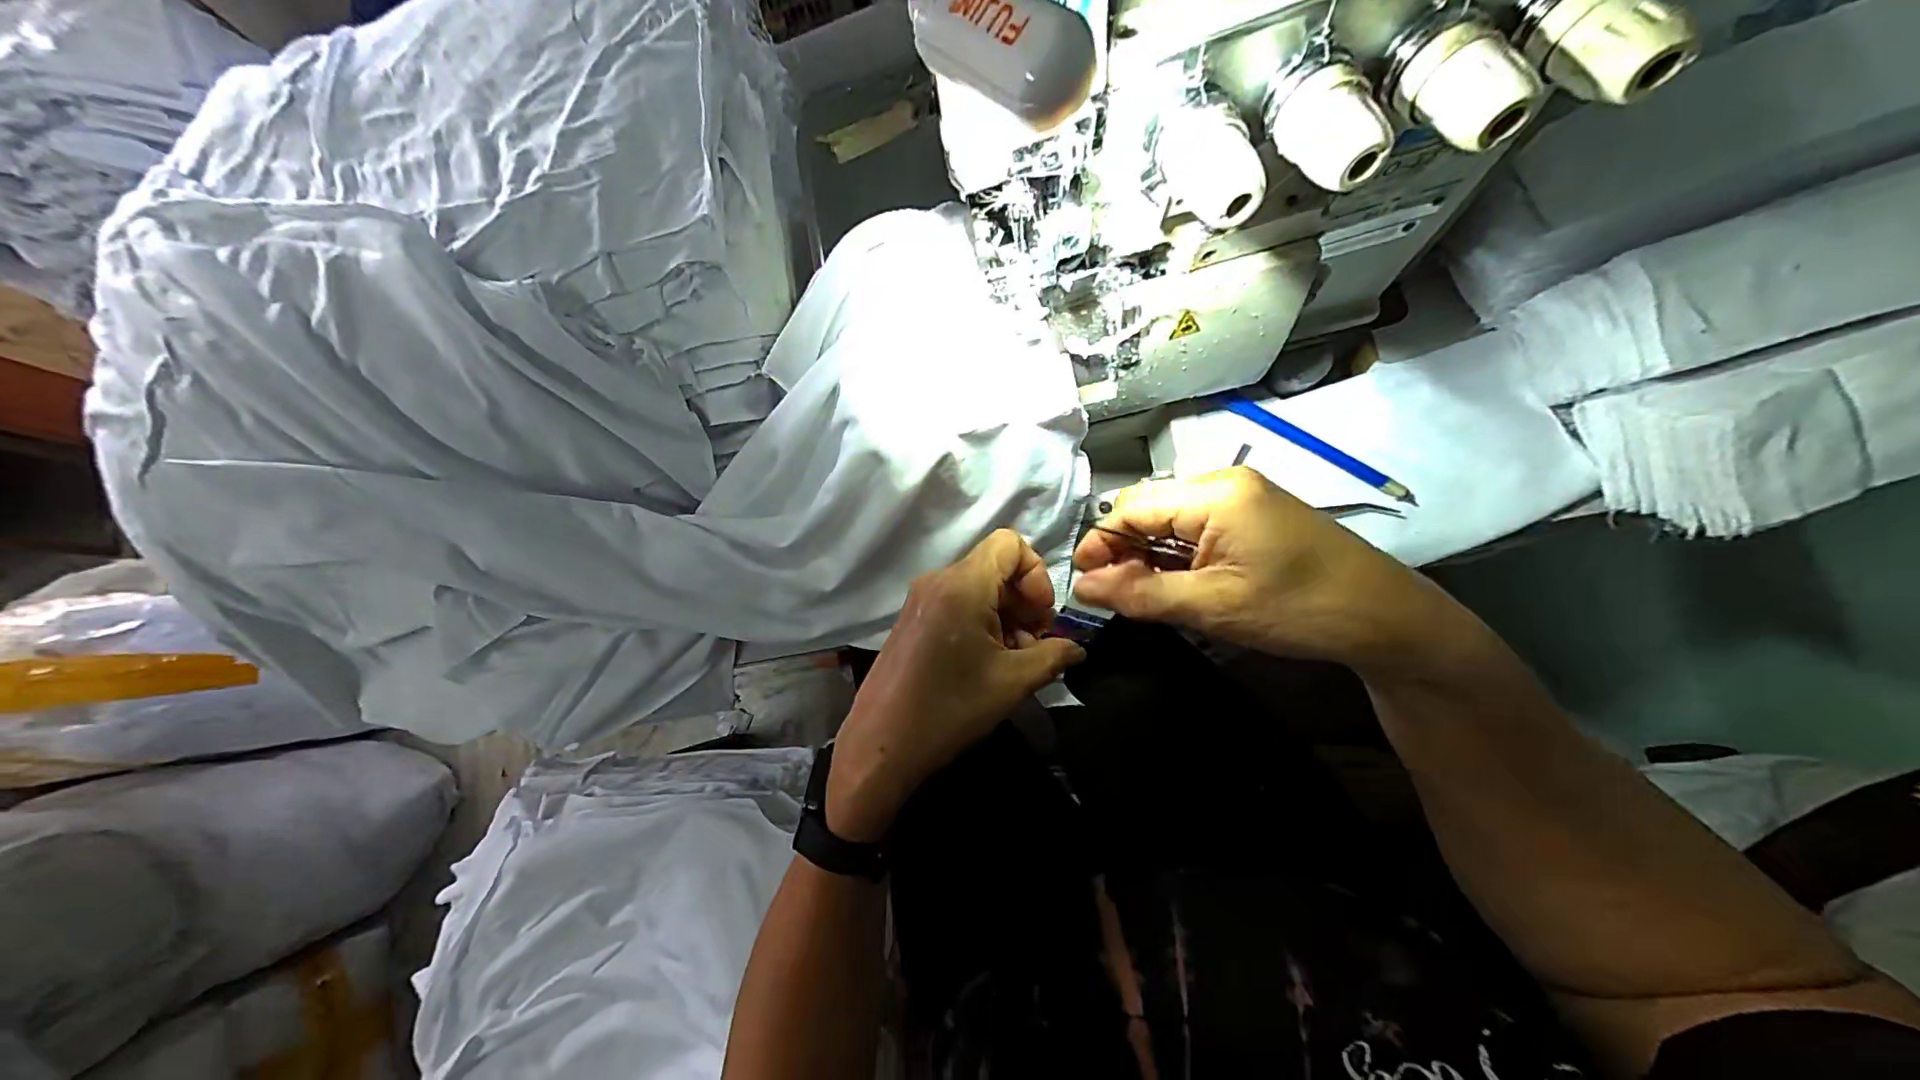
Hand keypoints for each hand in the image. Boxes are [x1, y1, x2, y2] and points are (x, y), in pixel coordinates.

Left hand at [827, 529, 1086, 842]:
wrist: (882, 744)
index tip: (1041, 617)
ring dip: (1005, 616)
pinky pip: (957, 604)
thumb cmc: (950, 709)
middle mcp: (938, 581)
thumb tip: (1076, 647)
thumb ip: (1054, 655)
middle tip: (1035, 645)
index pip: (1010, 543)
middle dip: (1024, 601)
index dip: (1036, 574)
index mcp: (962, 585)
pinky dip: (981, 623)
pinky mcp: (912, 620)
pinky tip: (986, 664)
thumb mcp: (1013, 682)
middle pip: (996, 567)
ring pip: (978, 588)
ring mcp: (920, 600)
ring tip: (1013, 661)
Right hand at [1072, 468, 1461, 670]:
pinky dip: (1177, 557)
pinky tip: (1174, 586)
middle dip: (1123, 551)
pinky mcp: (1253, 518)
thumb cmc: (1299, 609)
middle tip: (1114, 596)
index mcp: (1215, 494)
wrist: (1385, 619)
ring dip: (1149, 557)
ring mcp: (1242, 499)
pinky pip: (1196, 530)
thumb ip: (1141, 593)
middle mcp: (1224, 485)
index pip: (1132, 508)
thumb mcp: (1212, 606)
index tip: (1083, 584)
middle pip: (1149, 509)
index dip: (1100, 544)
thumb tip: (1083, 588)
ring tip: (1142, 596)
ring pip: (1170, 521)